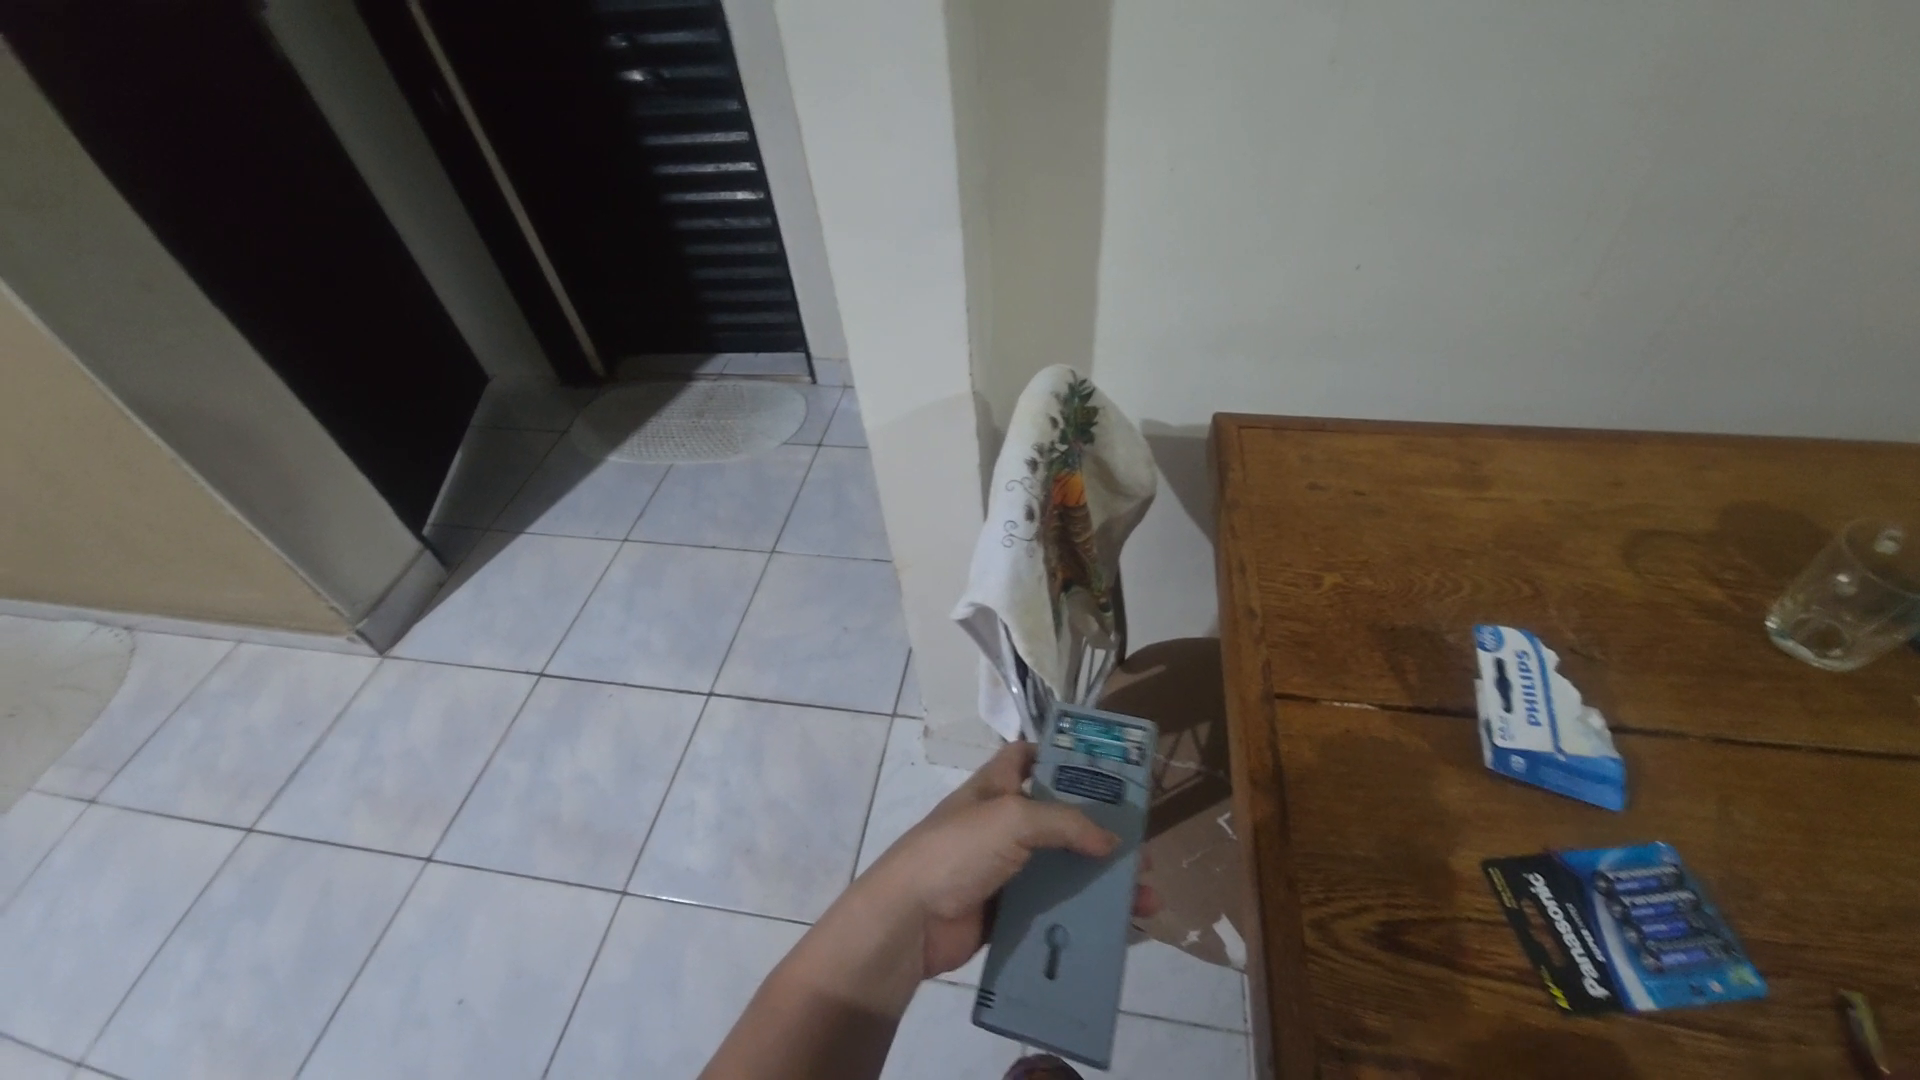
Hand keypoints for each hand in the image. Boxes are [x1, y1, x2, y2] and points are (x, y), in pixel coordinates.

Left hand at [857, 740, 1161, 977]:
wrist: (910, 920)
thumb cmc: (958, 850)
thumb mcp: (1013, 817)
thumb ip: (1066, 823)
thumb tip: (1111, 842)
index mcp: (996, 787)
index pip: (1027, 756)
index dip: (1060, 755)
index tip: (1104, 769)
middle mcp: (1003, 824)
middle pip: (1060, 820)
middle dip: (1102, 833)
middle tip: (1142, 851)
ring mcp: (1005, 870)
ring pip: (1064, 870)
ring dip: (1104, 883)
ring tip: (1146, 898)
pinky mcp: (1009, 913)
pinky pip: (1055, 911)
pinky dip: (1087, 918)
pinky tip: (1122, 930)